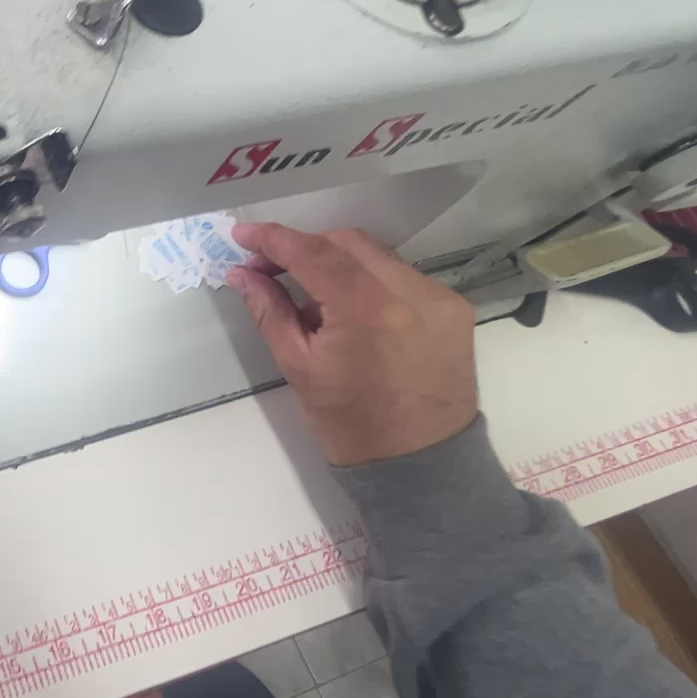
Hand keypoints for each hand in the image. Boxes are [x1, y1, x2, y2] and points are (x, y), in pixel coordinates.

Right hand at [227, 224, 477, 466]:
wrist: (419, 462)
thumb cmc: (348, 422)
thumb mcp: (296, 366)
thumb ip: (269, 311)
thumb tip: (242, 274)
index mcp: (368, 312)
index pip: (314, 254)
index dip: (274, 239)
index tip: (242, 235)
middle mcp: (412, 293)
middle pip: (347, 243)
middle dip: (303, 246)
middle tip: (266, 267)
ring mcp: (440, 298)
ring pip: (376, 255)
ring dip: (334, 261)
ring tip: (305, 291)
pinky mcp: (453, 307)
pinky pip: (400, 275)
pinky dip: (365, 279)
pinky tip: (346, 307)